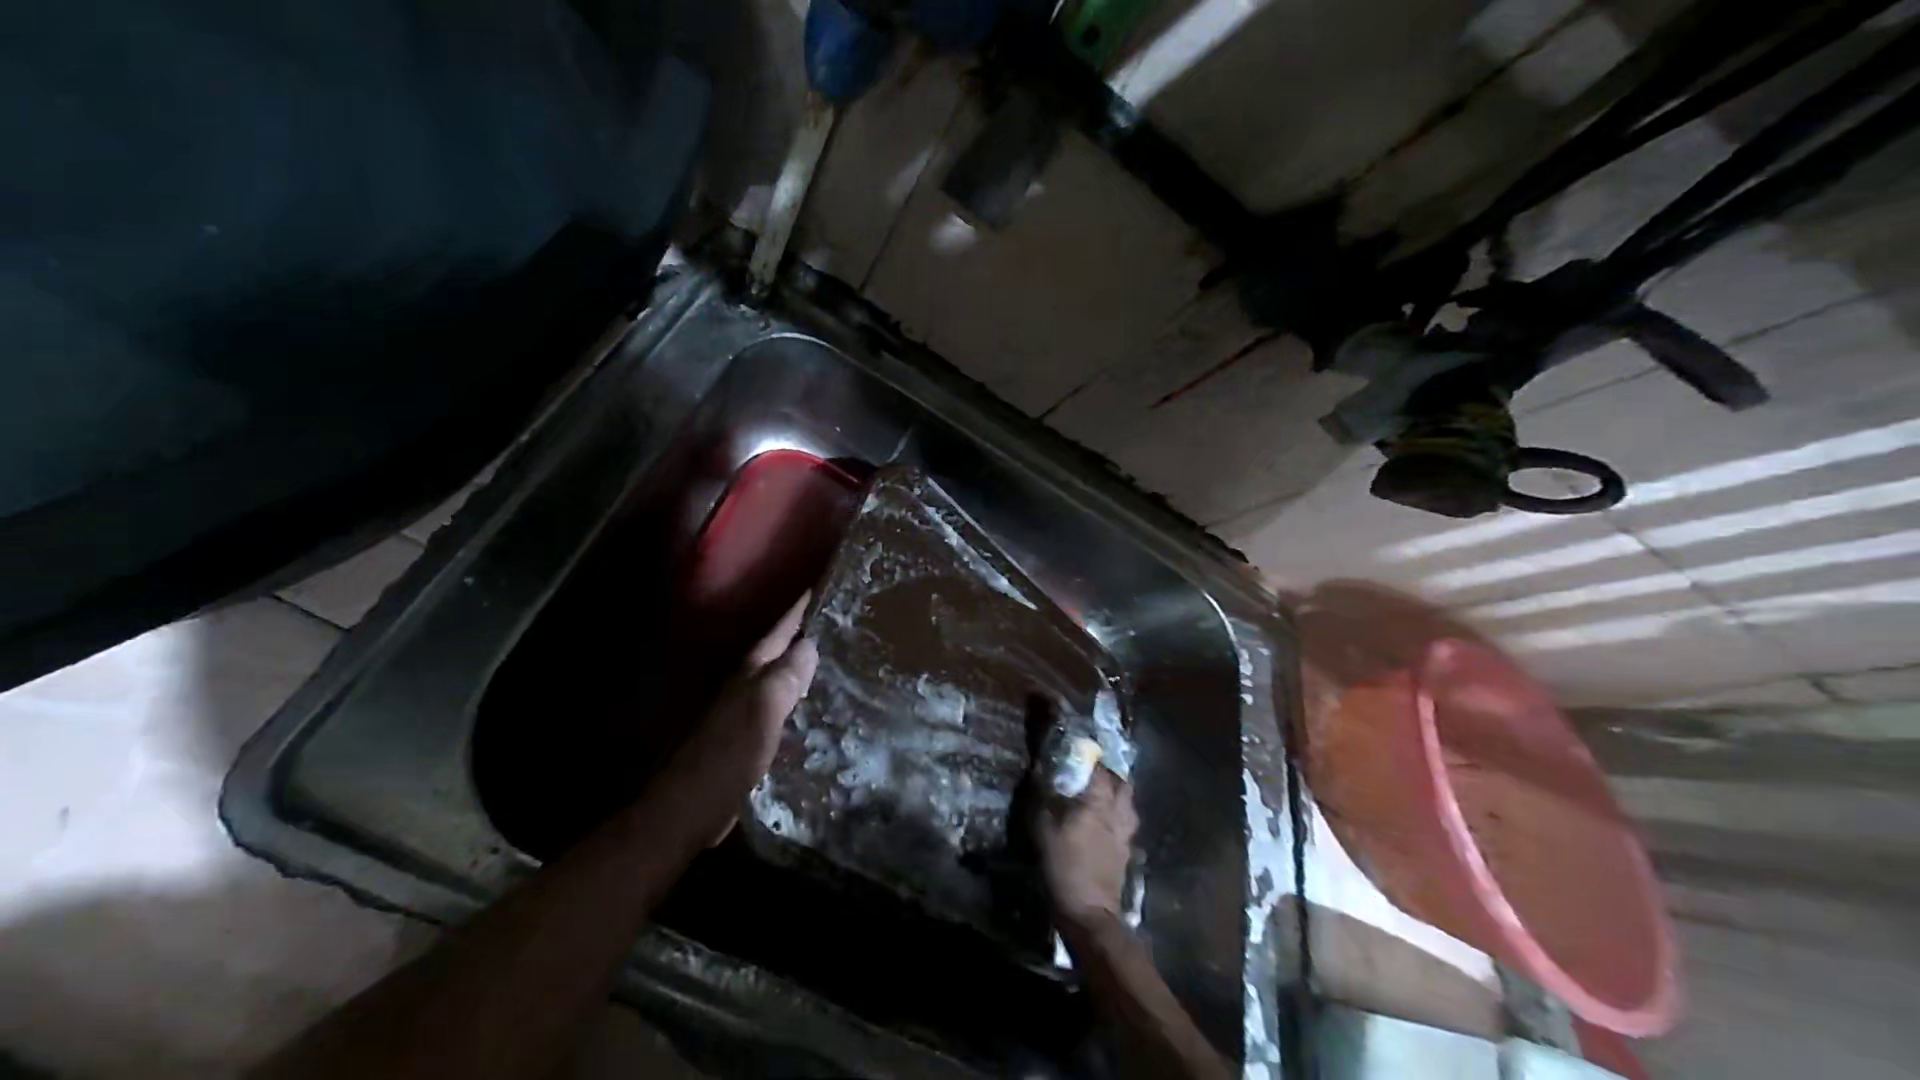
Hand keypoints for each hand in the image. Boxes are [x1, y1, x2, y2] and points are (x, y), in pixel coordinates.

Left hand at [651, 592, 818, 846]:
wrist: (690, 807)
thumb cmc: (728, 757)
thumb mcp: (762, 711)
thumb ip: (785, 677)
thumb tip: (810, 644)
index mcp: (750, 673)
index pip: (780, 631)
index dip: (800, 610)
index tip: (823, 587)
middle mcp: (746, 685)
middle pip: (779, 651)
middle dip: (805, 634)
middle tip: (842, 622)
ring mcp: (745, 711)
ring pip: (780, 678)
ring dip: (803, 666)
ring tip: (837, 659)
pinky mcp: (748, 738)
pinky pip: (781, 706)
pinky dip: (799, 698)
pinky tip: (816, 707)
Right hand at [1034, 768, 1137, 932]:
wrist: (1090, 912)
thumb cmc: (1064, 866)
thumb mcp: (1043, 830)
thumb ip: (1043, 799)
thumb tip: (1039, 773)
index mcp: (1098, 803)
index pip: (1100, 769)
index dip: (1090, 756)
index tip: (1078, 750)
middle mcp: (1117, 813)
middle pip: (1122, 784)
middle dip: (1109, 773)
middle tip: (1091, 772)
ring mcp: (1125, 834)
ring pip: (1128, 803)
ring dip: (1118, 794)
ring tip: (1101, 794)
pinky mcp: (1127, 851)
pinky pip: (1127, 822)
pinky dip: (1119, 814)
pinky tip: (1106, 821)